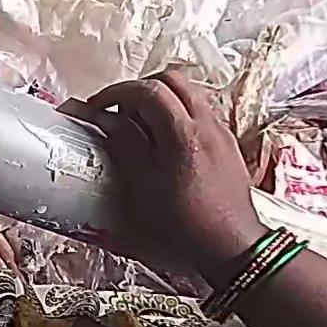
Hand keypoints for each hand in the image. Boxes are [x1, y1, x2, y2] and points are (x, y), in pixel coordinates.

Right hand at [65, 69, 266, 278]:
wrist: (231, 246)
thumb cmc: (179, 220)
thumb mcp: (142, 184)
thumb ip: (124, 143)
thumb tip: (103, 118)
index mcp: (181, 133)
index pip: (147, 90)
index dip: (115, 93)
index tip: (96, 109)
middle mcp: (206, 123)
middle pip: (171, 80)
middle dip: (139, 88)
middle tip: (118, 110)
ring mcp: (220, 131)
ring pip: (188, 92)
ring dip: (159, 98)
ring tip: (138, 124)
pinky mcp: (226, 142)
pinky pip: (198, 110)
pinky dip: (175, 113)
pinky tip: (162, 140)